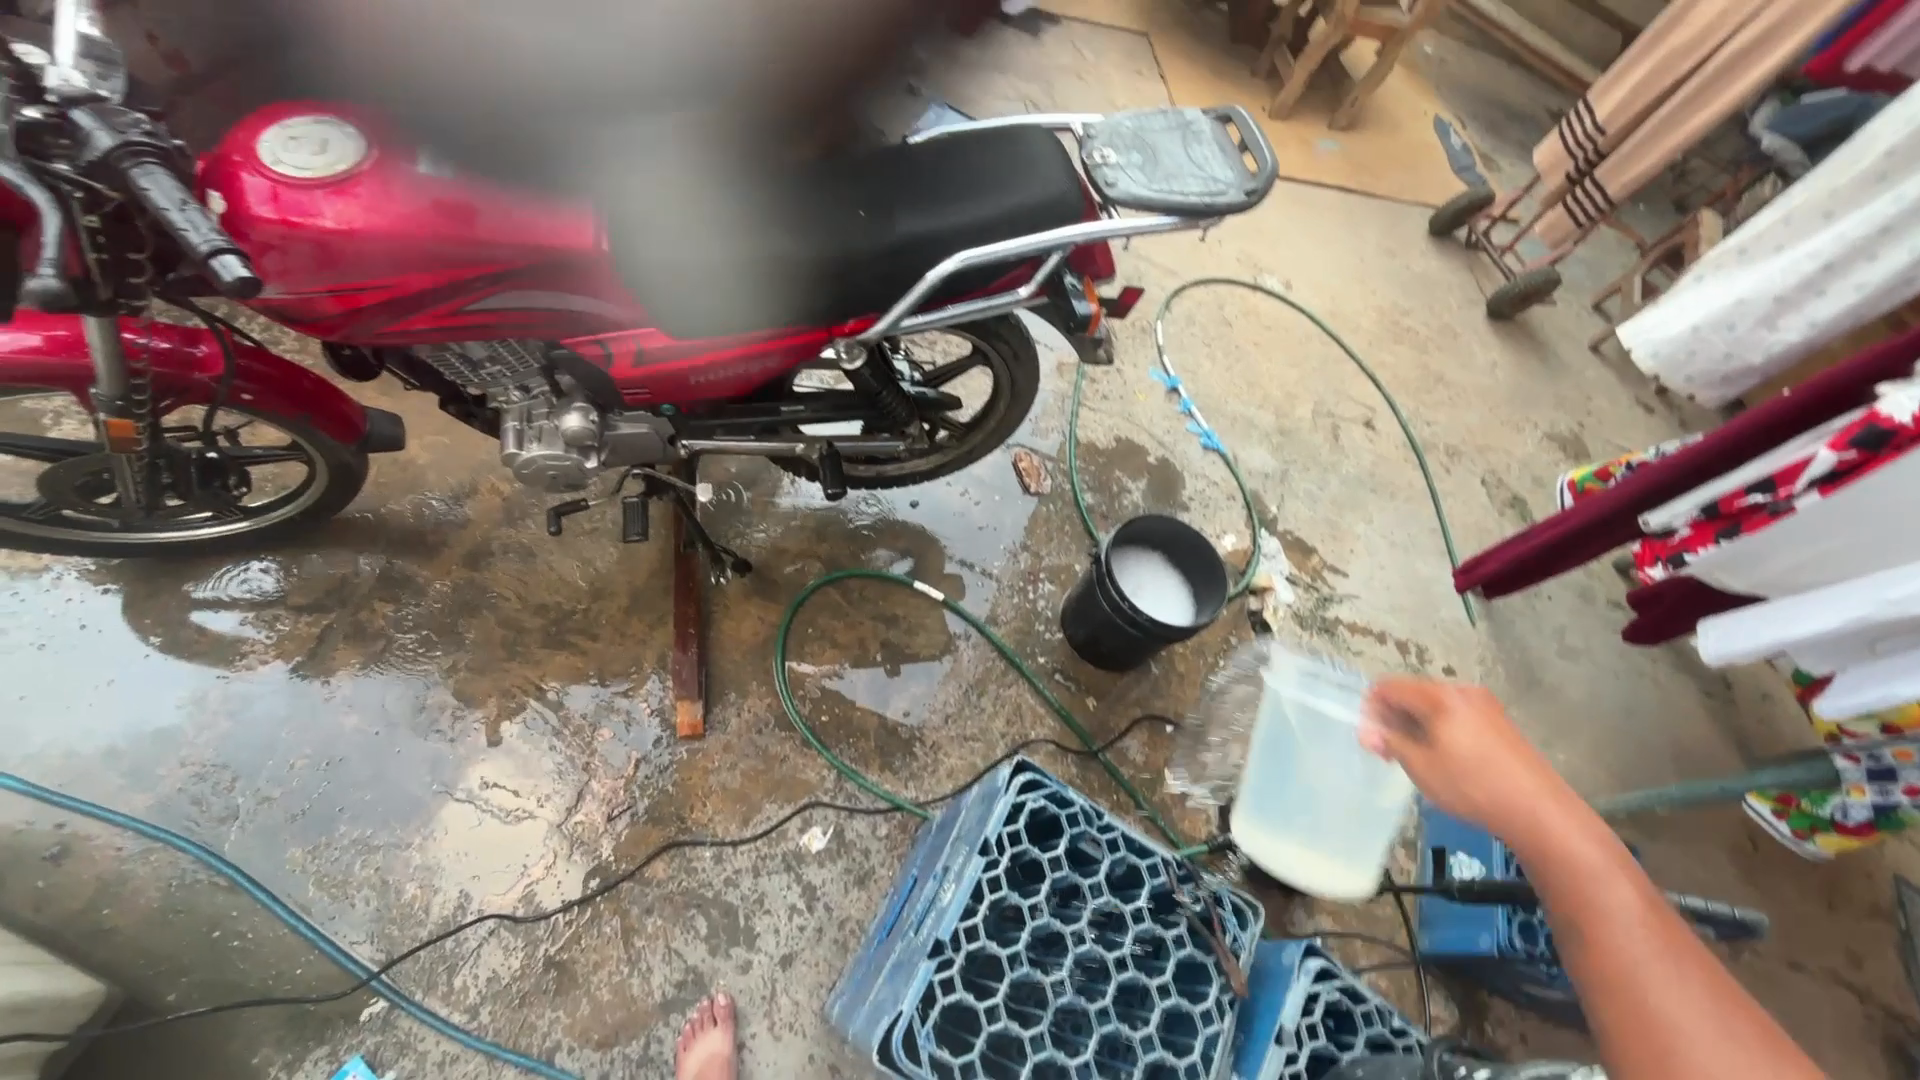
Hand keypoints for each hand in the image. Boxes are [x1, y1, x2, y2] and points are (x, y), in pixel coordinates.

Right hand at [1359, 677, 1575, 846]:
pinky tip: (1445, 757)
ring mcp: (1484, 704)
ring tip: (1417, 758)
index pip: (1388, 686)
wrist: (1538, 810)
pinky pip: (1455, 713)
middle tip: (1390, 752)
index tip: (1372, 739)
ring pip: (1433, 704)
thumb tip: (1367, 732)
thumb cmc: (1471, 786)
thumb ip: (1389, 742)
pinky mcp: (1498, 720)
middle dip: (1394, 717)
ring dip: (1416, 724)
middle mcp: (1461, 691)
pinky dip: (1439, 728)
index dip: (1371, 709)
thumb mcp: (1420, 766)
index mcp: (1439, 696)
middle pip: (1411, 692)